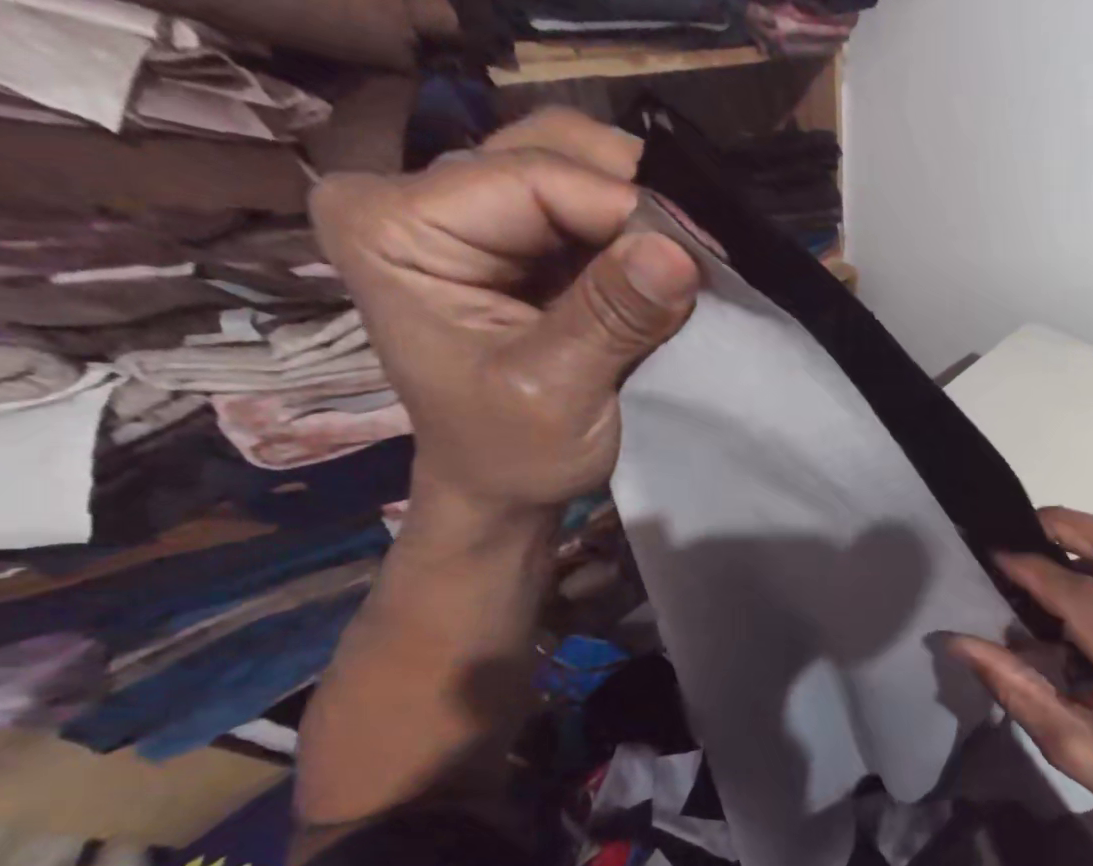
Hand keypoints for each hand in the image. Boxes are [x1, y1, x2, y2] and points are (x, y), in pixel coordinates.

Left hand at [309, 108, 699, 520]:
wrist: (499, 488)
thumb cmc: (510, 454)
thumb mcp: (557, 394)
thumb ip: (609, 318)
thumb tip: (680, 251)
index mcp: (393, 230)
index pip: (528, 178)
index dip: (622, 207)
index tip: (699, 251)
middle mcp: (415, 197)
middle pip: (547, 151)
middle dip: (631, 198)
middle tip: (695, 250)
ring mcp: (463, 209)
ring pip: (571, 164)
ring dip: (636, 208)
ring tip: (680, 257)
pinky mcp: (506, 233)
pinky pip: (581, 199)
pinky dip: (629, 227)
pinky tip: (658, 260)